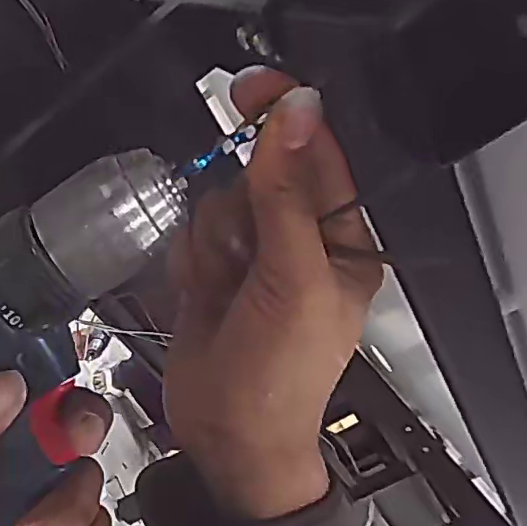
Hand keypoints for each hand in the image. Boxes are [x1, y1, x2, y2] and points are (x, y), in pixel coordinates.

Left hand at [0, 371, 113, 525]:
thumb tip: (1, 391)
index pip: (21, 388)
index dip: (46, 385)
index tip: (50, 402)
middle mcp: (10, 463)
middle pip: (71, 423)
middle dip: (80, 431)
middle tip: (68, 445)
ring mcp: (37, 504)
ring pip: (87, 480)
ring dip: (63, 515)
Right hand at [164, 67, 381, 519]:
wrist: (227, 436)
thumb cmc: (280, 376)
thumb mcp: (292, 280)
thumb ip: (288, 196)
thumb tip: (293, 116)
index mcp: (337, 240)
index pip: (314, 154)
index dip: (283, 119)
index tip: (250, 89)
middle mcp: (293, 243)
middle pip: (251, 179)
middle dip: (237, 214)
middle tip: (242, 260)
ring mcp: (247, 260)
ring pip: (213, 208)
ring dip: (210, 247)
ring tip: (222, 291)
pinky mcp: (209, 276)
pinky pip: (188, 239)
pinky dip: (188, 264)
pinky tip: (200, 297)